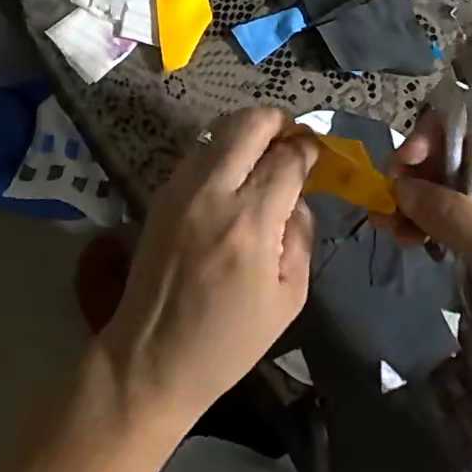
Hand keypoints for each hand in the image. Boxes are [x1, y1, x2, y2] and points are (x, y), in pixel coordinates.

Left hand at [97, 108, 317, 425]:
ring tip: (265, 152)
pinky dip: (221, 150)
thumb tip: (297, 196)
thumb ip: (299, 236)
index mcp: (250, 222)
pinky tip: (234, 173)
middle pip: (247, 124)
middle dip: (276, 121)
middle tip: (292, 137)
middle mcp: (212, 192)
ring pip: (217, 131)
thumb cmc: (229, 338)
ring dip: (246, 131)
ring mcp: (180, 188)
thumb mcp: (289, 297)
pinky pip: (198, 153)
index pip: (286, 160)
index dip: (308, 148)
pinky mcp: (161, 192)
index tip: (317, 150)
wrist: (154, 350)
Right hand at [383, 110, 471, 406]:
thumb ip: (450, 214)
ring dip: (418, 200)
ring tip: (390, 227)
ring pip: (453, 183)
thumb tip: (399, 187)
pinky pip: (458, 215)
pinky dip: (429, 222)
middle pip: (461, 149)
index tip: (407, 164)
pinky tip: (406, 238)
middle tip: (389, 201)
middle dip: (419, 171)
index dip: (438, 130)